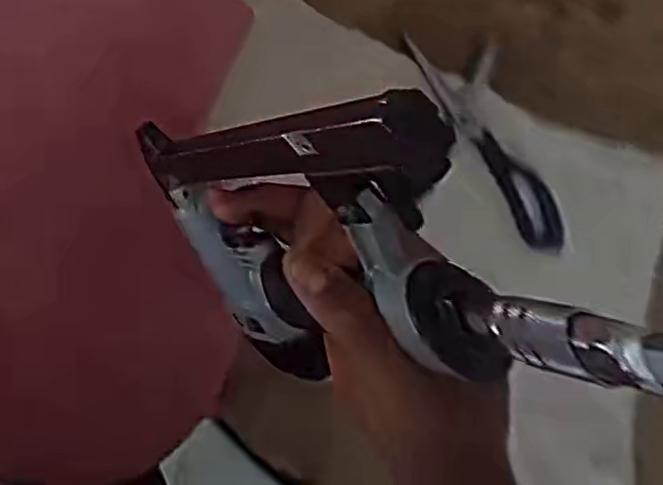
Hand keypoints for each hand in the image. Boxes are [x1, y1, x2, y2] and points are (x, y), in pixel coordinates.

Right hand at [210, 186, 514, 484]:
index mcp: (412, 267)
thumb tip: (299, 264)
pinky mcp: (345, 293)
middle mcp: (389, 260)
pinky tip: (245, 237)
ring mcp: (366, 276)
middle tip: (225, 203)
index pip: (355, 219)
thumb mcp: (387, 372)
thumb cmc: (426, 424)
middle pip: (327, 214)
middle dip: (273, 204)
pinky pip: (306, 256)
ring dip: (266, 216)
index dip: (308, 221)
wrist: (436, 468)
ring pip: (311, 230)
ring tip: (225, 209)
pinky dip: (271, 242)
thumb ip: (348, 316)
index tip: (265, 227)